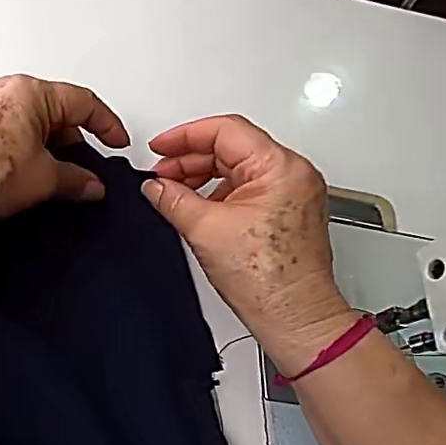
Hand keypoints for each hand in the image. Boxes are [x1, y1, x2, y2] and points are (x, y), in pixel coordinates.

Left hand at [0, 75, 130, 235]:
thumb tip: (90, 185)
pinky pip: (6, 136)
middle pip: (54, 112)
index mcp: (29, 91)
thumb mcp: (43, 179)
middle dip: (72, 142)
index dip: (107, 125)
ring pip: (29, 125)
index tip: (116, 143)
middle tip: (80, 171)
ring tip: (46, 181)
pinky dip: (20, 153)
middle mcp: (2, 93)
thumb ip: (76, 180)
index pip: (83, 102)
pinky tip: (19, 180)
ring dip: (44, 151)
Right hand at [138, 114, 360, 376]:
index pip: (226, 131)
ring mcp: (290, 193)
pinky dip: (215, 192)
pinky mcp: (283, 212)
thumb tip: (154, 185)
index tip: (158, 147)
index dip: (185, 136)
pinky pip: (244, 188)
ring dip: (200, 176)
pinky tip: (193, 206)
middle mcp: (291, 174)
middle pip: (231, 147)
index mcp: (279, 167)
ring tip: (171, 192)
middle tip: (159, 175)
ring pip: (236, 168)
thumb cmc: (268, 277)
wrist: (292, 313)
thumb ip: (173, 199)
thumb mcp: (204, 228)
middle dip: (189, 158)